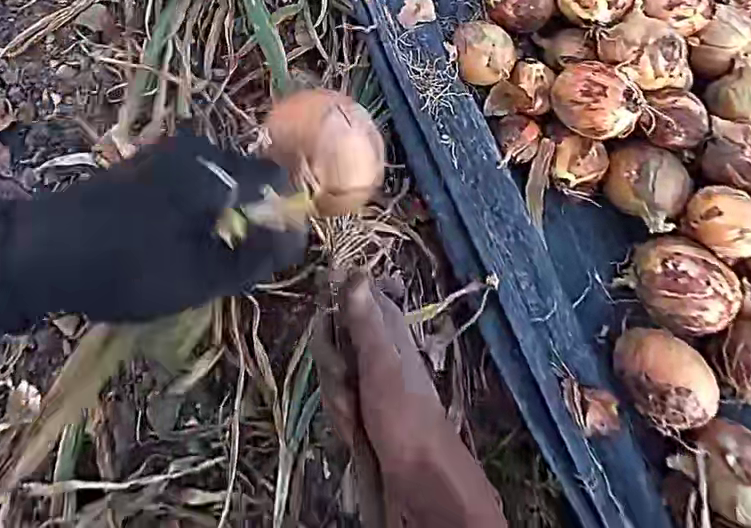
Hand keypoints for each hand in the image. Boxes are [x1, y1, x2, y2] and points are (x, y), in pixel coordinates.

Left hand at [0, 133, 306, 346]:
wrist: (39, 251)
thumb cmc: (123, 268)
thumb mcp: (199, 276)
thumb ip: (256, 254)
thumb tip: (299, 234)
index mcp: (212, 167)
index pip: (275, 179)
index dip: (282, 216)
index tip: (269, 252)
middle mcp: (196, 146)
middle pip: (249, 177)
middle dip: (252, 216)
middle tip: (232, 261)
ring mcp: (170, 149)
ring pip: (222, 179)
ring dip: (224, 213)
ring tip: (201, 254)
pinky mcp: (150, 159)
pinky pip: (196, 178)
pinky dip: (200, 206)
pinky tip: (175, 237)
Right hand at [316, 272, 506, 527]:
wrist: (420, 480)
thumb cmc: (405, 417)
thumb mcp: (381, 363)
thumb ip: (364, 319)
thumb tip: (353, 270)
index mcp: (385, 323)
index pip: (346, 295)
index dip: (332, 312)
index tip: (331, 331)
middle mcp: (375, 343)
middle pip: (331, 335)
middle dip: (331, 365)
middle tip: (348, 386)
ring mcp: (367, 374)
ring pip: (329, 368)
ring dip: (336, 396)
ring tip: (355, 417)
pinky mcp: (361, 402)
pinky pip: (334, 396)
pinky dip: (339, 415)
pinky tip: (353, 431)